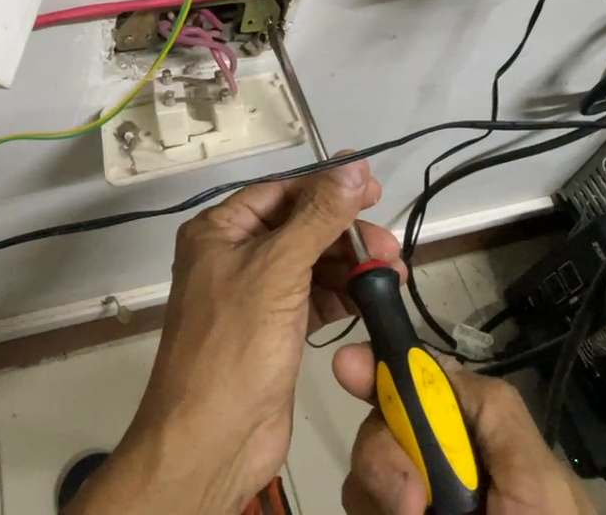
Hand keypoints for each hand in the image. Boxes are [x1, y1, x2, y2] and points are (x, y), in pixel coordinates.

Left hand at [68, 162, 399, 514]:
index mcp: (220, 230)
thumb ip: (319, 217)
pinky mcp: (276, 328)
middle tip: (389, 246)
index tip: (372, 185)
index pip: (281, 191)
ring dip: (351, 264)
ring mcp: (256, 294)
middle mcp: (235, 255)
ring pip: (311, 262)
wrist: (212, 439)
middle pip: (300, 226)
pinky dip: (343, 293)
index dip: (326, 186)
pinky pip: (314, 296)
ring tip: (392, 273)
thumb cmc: (235, 344)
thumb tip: (353, 166)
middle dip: (345, 232)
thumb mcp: (277, 270)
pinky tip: (372, 295)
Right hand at [333, 344, 595, 514]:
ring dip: (379, 497)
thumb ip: (494, 416)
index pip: (420, 387)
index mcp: (476, 443)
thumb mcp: (539, 485)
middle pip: (381, 428)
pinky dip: (373, 513)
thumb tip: (431, 365)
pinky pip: (359, 509)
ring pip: (362, 479)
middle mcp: (442, 470)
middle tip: (411, 504)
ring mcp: (415, 507)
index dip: (380, 369)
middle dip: (383, 456)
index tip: (348, 369)